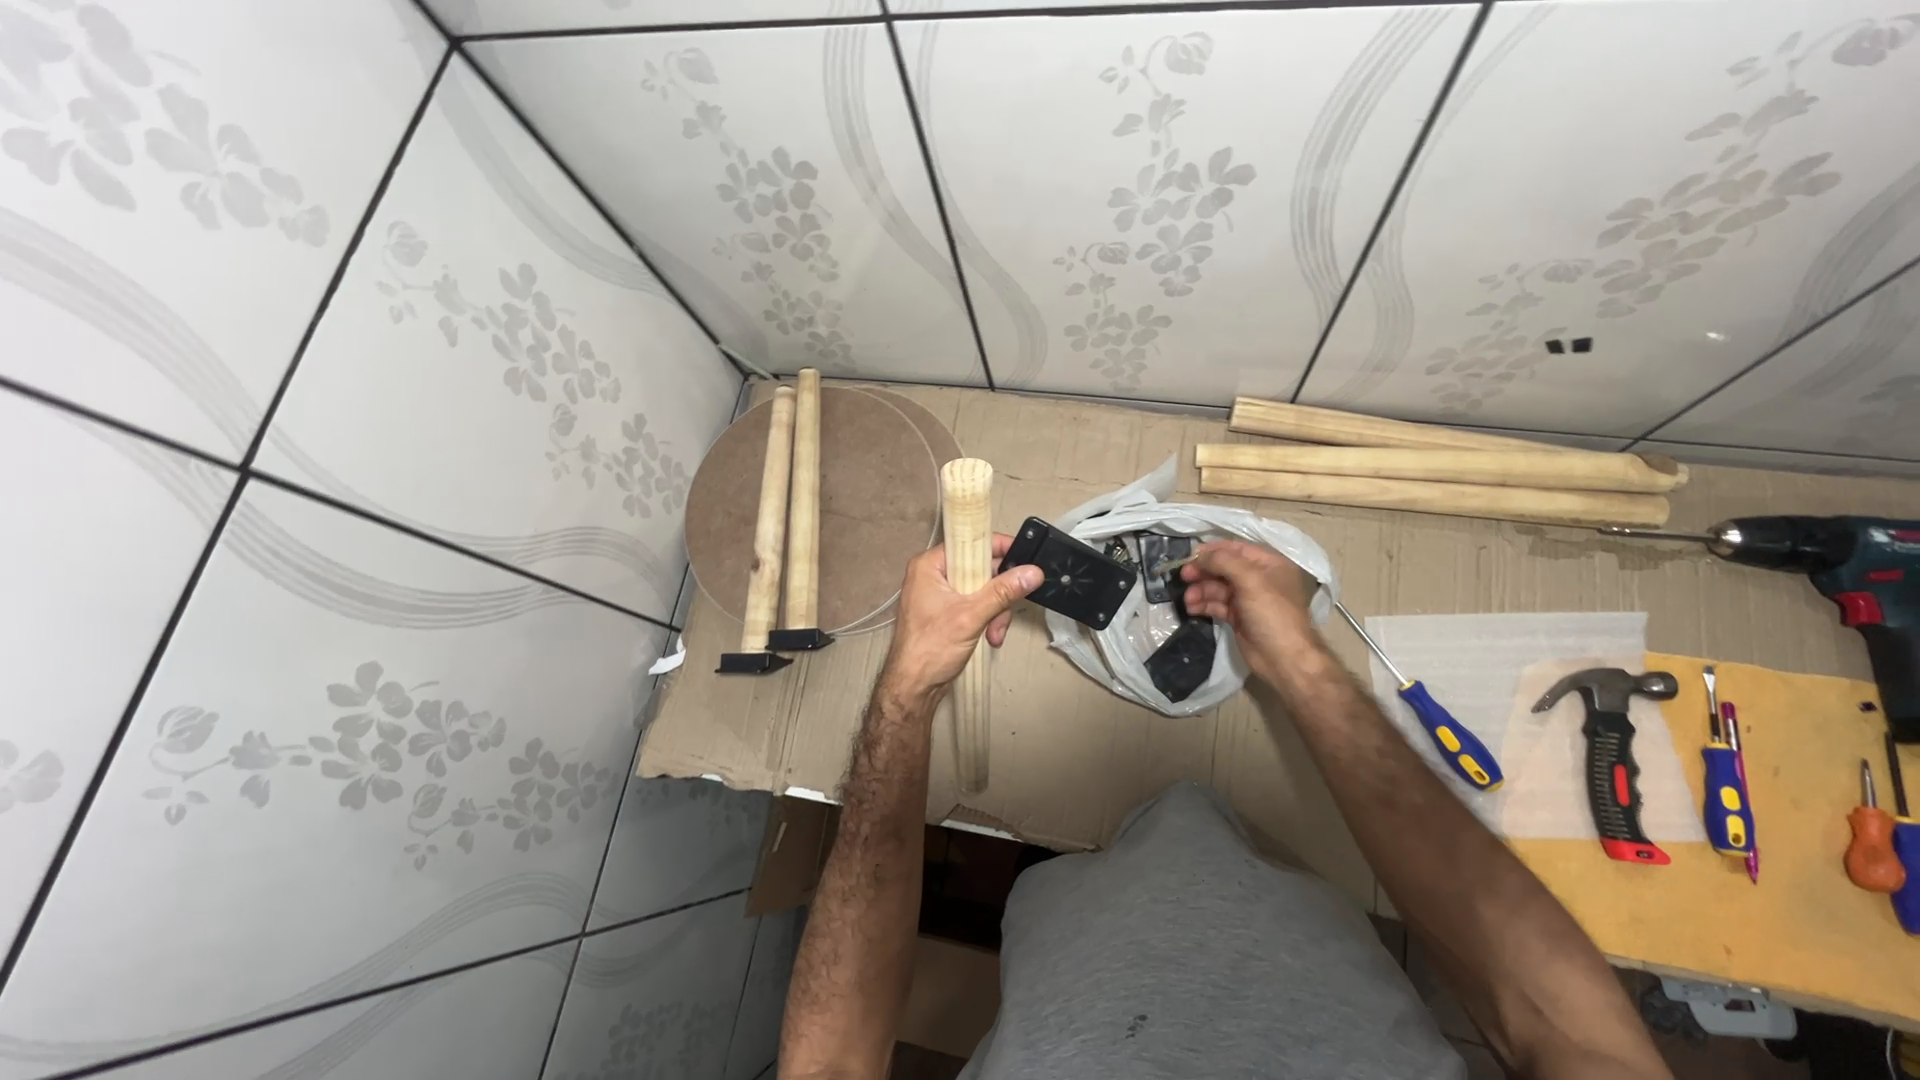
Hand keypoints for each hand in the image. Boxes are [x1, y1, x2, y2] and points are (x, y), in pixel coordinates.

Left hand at [879, 533, 1043, 703]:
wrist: (914, 687)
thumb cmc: (929, 650)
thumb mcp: (971, 615)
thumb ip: (1003, 592)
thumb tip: (1031, 573)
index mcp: (929, 566)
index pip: (970, 543)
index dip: (998, 548)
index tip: (1023, 557)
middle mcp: (933, 575)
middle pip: (980, 569)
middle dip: (998, 594)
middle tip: (1005, 611)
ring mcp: (939, 595)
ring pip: (982, 590)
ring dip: (995, 612)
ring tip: (995, 633)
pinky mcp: (946, 612)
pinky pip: (976, 605)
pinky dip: (987, 620)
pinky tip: (990, 637)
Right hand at [1181, 540, 1319, 684]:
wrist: (1284, 658)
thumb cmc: (1272, 613)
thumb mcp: (1251, 580)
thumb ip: (1224, 562)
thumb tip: (1199, 555)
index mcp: (1269, 564)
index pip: (1237, 549)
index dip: (1213, 550)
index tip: (1190, 555)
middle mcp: (1259, 579)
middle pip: (1224, 568)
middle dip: (1203, 571)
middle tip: (1184, 577)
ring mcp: (1248, 599)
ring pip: (1218, 588)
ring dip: (1200, 591)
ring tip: (1188, 600)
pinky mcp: (1238, 617)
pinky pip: (1217, 605)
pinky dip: (1204, 604)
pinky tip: (1192, 609)